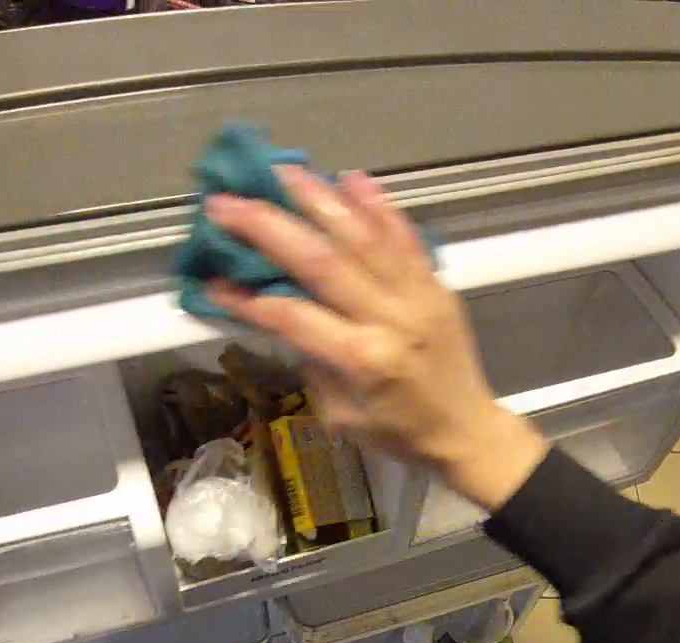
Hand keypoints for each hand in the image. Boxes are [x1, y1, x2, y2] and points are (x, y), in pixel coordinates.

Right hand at [205, 166, 549, 510]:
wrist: (466, 430)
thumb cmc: (400, 433)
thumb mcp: (342, 416)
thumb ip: (312, 364)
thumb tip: (281, 315)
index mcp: (364, 361)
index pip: (294, 317)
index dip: (249, 298)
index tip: (212, 279)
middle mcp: (392, 320)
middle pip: (323, 262)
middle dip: (269, 228)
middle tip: (228, 202)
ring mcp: (418, 297)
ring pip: (365, 237)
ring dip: (319, 200)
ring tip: (282, 172)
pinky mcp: (436, 285)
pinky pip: (405, 238)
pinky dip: (378, 206)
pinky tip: (350, 179)